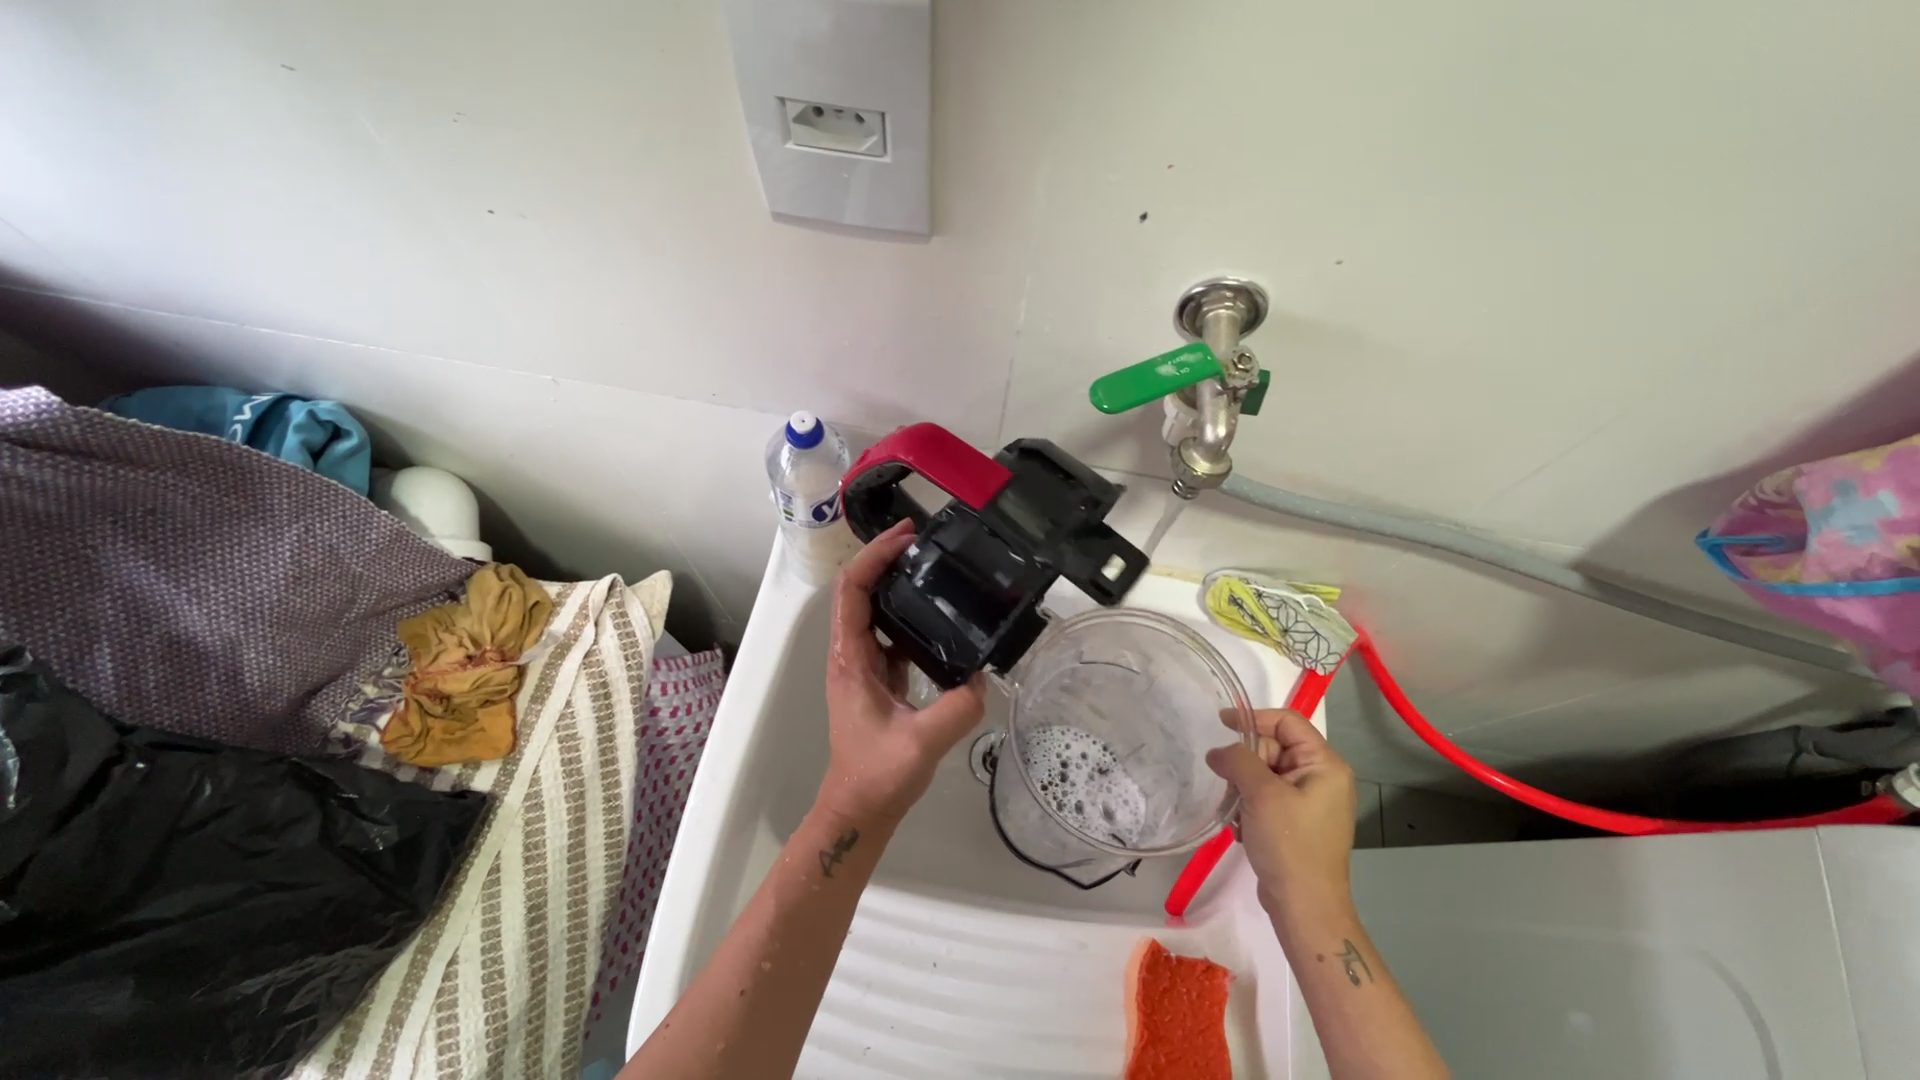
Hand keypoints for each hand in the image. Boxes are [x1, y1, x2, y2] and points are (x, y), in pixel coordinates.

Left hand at [817, 519, 987, 827]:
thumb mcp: (921, 742)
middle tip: (925, 543)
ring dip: (897, 586)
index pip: (853, 591)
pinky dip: (909, 617)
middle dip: (886, 561)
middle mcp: (852, 655)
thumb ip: (957, 708)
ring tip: (934, 570)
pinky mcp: (878, 680)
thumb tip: (982, 678)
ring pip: (875, 612)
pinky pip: (891, 636)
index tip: (906, 537)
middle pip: (861, 592)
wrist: (860, 808)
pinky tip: (940, 619)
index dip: (874, 557)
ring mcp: (864, 667)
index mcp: (851, 659)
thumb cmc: (877, 775)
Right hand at [1207, 708, 1357, 919]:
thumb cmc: (1289, 844)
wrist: (1305, 905)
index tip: (1219, 723)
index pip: (1288, 723)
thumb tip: (1217, 752)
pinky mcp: (1297, 822)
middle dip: (1246, 763)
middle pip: (1274, 749)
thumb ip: (1237, 760)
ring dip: (1244, 789)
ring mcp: (1310, 802)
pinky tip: (1243, 828)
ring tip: (1236, 813)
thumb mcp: (1261, 794)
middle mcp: (1322, 778)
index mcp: (1325, 765)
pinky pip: (1267, 798)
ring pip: (1265, 775)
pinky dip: (1249, 807)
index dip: (1254, 718)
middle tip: (1228, 784)